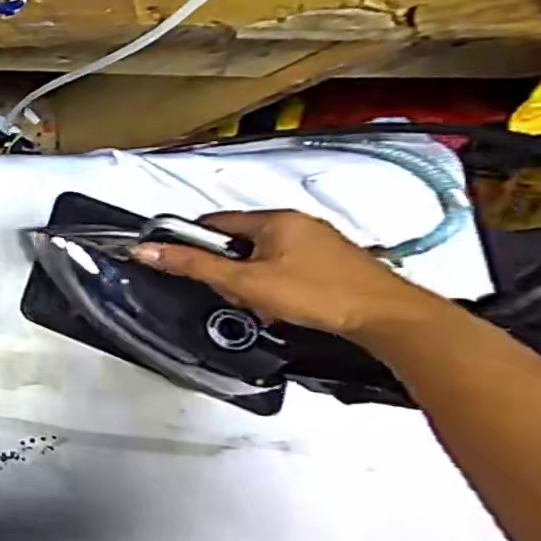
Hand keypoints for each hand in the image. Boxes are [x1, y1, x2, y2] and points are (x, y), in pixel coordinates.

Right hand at [136, 209, 446, 336]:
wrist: (393, 322)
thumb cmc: (323, 295)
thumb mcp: (243, 282)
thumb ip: (191, 264)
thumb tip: (146, 250)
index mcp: (276, 219)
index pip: (212, 223)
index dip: (195, 245)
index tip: (190, 265)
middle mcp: (298, 224)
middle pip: (235, 241)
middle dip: (226, 269)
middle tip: (235, 290)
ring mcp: (319, 243)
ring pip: (259, 256)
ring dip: (250, 279)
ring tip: (263, 301)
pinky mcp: (332, 263)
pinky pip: (283, 266)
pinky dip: (274, 284)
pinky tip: (283, 303)